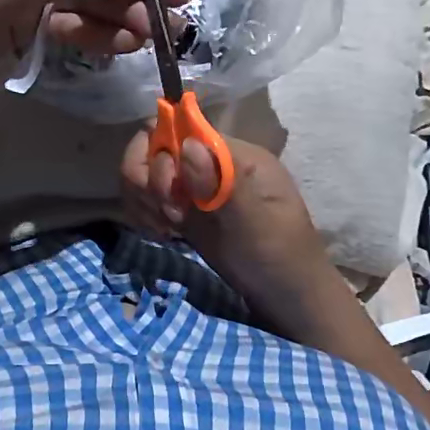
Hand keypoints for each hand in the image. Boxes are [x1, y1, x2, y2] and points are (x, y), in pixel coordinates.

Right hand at [121, 132, 342, 333]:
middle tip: (168, 219)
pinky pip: (146, 196)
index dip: (162, 161)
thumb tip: (189, 146)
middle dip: (148, 181)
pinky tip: (161, 234)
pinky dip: (143, 213)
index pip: (178, 130)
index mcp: (234, 154)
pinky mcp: (183, 207)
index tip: (172, 202)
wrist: (287, 299)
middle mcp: (210, 161)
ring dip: (143, 199)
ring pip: (144, 170)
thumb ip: (224, 185)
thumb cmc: (281, 259)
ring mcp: (195, 184)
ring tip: (166, 229)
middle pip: (153, 146)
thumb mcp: (257, 225)